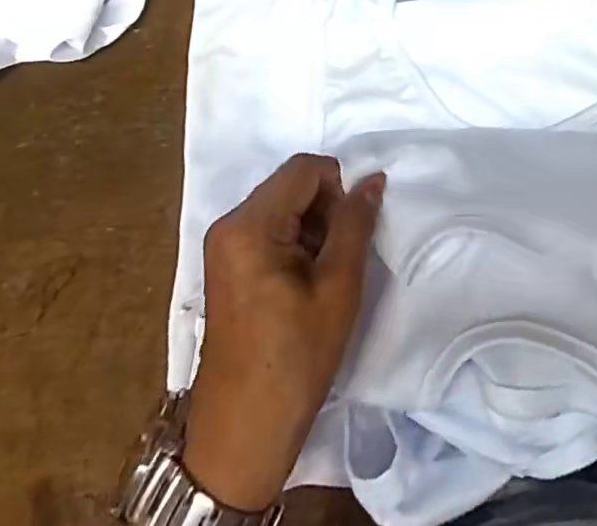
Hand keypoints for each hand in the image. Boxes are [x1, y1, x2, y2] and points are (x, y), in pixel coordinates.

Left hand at [184, 154, 384, 509]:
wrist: (245, 428)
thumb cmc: (297, 355)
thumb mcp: (338, 286)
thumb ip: (355, 223)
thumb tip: (372, 179)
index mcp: (249, 226)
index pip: (304, 169)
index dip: (339, 187)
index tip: (352, 229)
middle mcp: (228, 225)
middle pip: (291, 185)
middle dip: (326, 207)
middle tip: (341, 256)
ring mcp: (223, 246)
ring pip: (283, 206)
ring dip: (314, 226)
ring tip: (324, 274)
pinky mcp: (227, 265)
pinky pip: (269, 229)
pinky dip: (296, 242)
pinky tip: (306, 282)